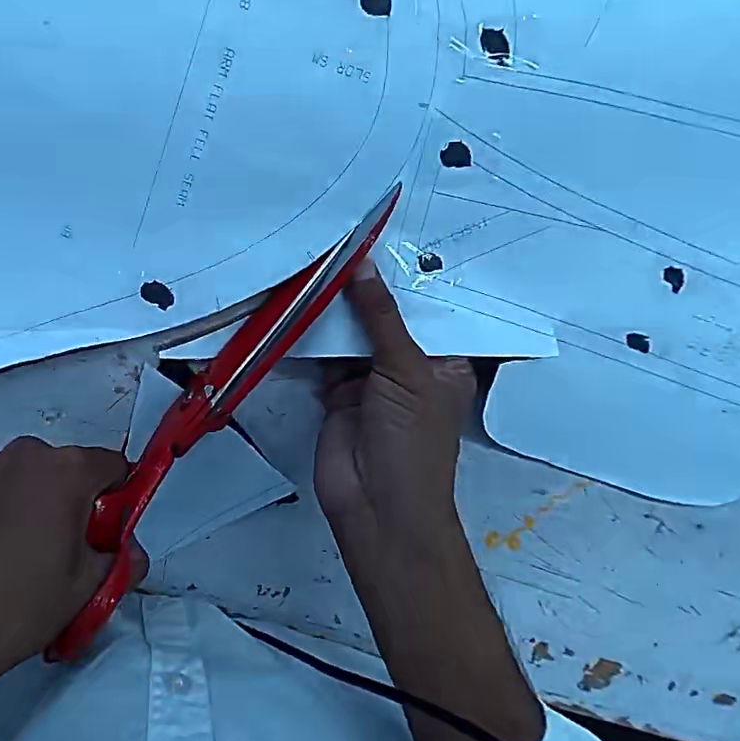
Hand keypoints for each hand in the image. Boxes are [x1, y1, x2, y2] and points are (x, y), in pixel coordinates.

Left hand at [0, 436, 138, 697]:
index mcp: (66, 471)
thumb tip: (131, 551)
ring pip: (35, 478)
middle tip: (72, 553)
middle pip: (73, 470)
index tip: (109, 533)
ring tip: (30, 558)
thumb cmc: (16, 607)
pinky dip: (9, 508)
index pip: (114, 466)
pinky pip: (2, 487)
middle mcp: (27, 455)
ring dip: (43, 505)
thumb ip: (123, 559)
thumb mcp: (88, 588)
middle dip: (80, 504)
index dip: (119, 500)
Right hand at [311, 260, 543, 740]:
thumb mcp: (405, 372)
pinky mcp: (335, 392)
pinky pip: (324, 354)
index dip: (407, 275)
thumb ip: (380, 319)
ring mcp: (369, 379)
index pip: (427, 308)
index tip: (387, 234)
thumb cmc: (411, 442)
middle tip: (343, 236)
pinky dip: (311, 334)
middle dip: (365, 286)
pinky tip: (297, 301)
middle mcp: (407, 365)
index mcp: (442, 361)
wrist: (374, 506)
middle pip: (384, 317)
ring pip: (351, 333)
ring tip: (317, 259)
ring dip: (334, 307)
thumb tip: (362, 266)